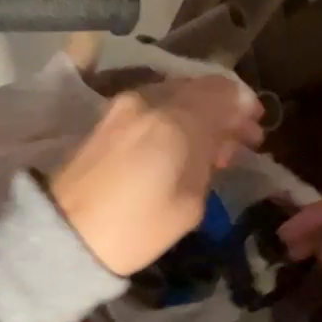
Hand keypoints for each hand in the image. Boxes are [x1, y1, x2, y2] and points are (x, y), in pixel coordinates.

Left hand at [49, 75, 263, 275]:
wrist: (65, 233)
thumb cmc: (135, 228)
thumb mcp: (189, 203)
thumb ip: (208, 160)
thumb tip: (217, 141)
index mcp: (173, 121)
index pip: (220, 90)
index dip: (243, 103)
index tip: (255, 126)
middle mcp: (148, 101)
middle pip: (196, 88)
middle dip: (222, 108)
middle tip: (240, 139)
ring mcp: (123, 105)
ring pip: (173, 94)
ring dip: (197, 112)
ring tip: (212, 147)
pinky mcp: (106, 116)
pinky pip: (151, 105)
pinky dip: (172, 117)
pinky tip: (180, 144)